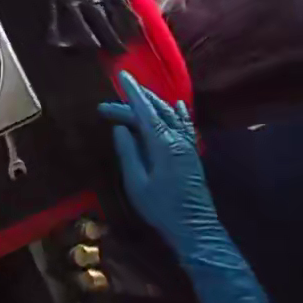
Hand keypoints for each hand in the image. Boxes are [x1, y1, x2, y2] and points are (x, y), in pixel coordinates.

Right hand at [100, 72, 275, 302]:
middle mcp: (177, 139)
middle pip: (155, 111)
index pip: (144, 111)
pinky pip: (184, 124)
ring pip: (170, 115)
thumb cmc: (160, 208)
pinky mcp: (191, 153)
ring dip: (153, 103)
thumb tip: (120, 128)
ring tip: (136, 97)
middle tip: (108, 105)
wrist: (194, 227)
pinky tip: (175, 105)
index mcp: (162, 144)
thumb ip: (128, 152)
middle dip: (134, 101)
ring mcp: (187, 145)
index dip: (131, 92)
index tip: (121, 75)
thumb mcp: (136, 182)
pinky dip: (176, 112)